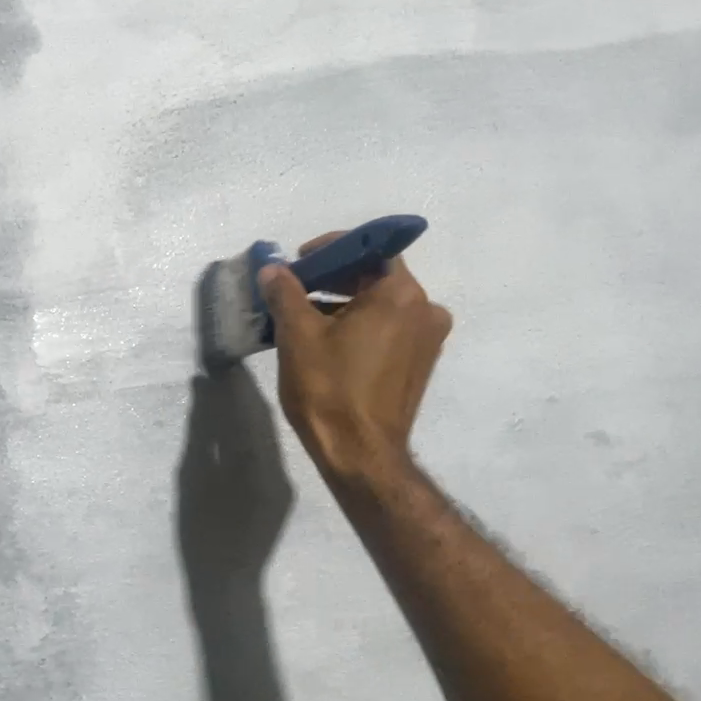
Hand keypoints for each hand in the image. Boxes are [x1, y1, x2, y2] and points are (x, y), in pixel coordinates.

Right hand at [260, 234, 452, 480]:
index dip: (331, 249)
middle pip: (376, 277)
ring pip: (380, 305)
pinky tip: (325, 343)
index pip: (371, 248)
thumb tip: (273, 268)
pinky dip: (358, 326)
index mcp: (401, 294)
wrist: (358, 452)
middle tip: (292, 291)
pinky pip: (387, 329)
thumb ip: (285, 293)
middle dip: (333, 278)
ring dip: (343, 304)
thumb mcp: (297, 335)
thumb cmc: (328, 388)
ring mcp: (427, 339)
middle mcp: (425, 309)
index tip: (298, 263)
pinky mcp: (419, 364)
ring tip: (301, 320)